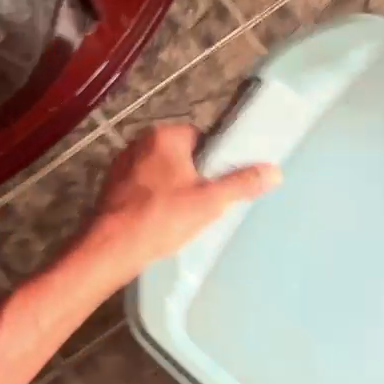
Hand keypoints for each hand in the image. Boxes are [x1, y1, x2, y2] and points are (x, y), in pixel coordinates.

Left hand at [79, 124, 279, 276]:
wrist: (112, 247)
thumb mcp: (210, 202)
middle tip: (202, 203)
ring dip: (170, 188)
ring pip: (158, 172)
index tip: (217, 183)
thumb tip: (274, 171)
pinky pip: (140, 187)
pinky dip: (150, 199)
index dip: (212, 160)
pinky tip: (158, 221)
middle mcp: (139, 143)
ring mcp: (121, 164)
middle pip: (178, 155)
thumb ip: (242, 183)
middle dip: (191, 175)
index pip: (199, 137)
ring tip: (180, 215)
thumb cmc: (162, 218)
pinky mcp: (109, 186)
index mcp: (164, 136)